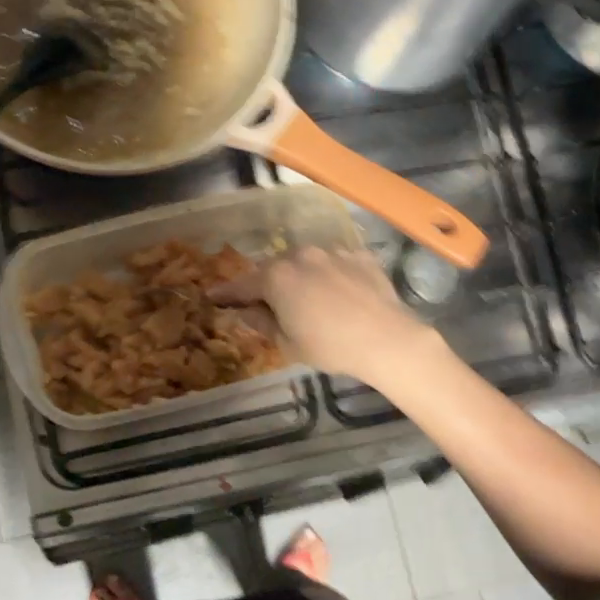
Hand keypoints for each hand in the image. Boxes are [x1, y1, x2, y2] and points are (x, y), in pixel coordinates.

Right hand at [212, 246, 443, 387]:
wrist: (386, 338)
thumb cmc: (329, 347)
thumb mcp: (287, 343)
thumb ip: (262, 322)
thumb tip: (245, 311)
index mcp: (276, 277)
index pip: (243, 285)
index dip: (227, 293)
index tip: (213, 297)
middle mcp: (301, 256)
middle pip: (275, 269)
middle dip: (267, 285)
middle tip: (265, 303)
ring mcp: (333, 252)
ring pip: (306, 263)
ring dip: (301, 278)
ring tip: (307, 300)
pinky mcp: (360, 256)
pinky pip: (335, 264)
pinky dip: (330, 277)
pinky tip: (338, 296)